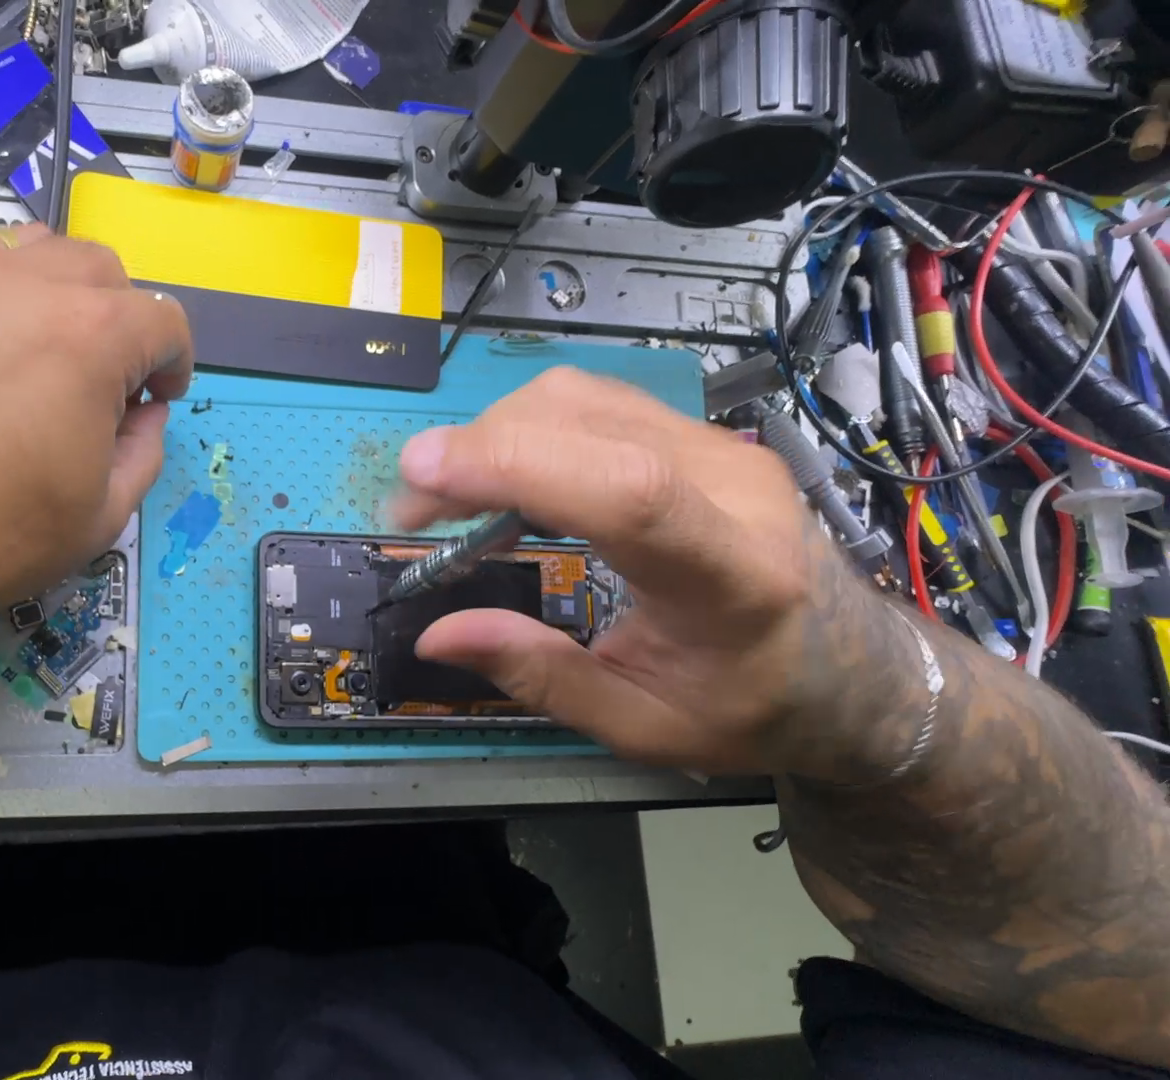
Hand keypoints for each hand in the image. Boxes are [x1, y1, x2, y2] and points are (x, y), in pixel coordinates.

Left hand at [0, 226, 192, 636]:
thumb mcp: (104, 514)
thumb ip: (145, 449)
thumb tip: (144, 412)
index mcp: (91, 337)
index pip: (163, 319)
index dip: (173, 362)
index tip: (156, 399)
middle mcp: (27, 285)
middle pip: (104, 270)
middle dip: (122, 320)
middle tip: (103, 379)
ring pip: (37, 250)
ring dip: (61, 292)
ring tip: (44, 350)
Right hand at [392, 368, 888, 776]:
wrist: (857, 668)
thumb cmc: (753, 707)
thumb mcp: (642, 724)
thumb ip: (539, 675)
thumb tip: (436, 633)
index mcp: (732, 576)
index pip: (628, 491)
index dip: (516, 466)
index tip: (420, 474)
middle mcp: (733, 488)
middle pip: (582, 422)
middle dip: (475, 454)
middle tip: (410, 514)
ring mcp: (717, 448)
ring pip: (576, 398)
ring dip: (491, 438)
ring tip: (445, 497)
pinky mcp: (695, 436)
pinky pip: (589, 405)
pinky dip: (522, 431)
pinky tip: (498, 478)